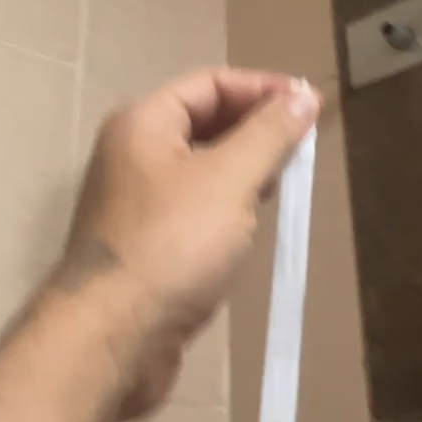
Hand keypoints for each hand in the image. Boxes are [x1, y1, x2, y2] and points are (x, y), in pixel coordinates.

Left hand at [56, 68, 320, 421]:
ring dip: (243, 167)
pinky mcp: (144, 242)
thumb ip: (268, 134)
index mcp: (143, 123)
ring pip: (200, 166)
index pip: (210, 83)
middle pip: (203, 121)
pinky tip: (253, 222)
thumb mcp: (229, 180)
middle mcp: (133, 153)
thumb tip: (303, 95)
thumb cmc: (171, 246)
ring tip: (286, 179)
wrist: (111, 338)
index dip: (262, 88)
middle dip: (255, 127)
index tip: (310, 105)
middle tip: (304, 144)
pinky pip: (193, 206)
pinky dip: (226, 204)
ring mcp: (135, 200)